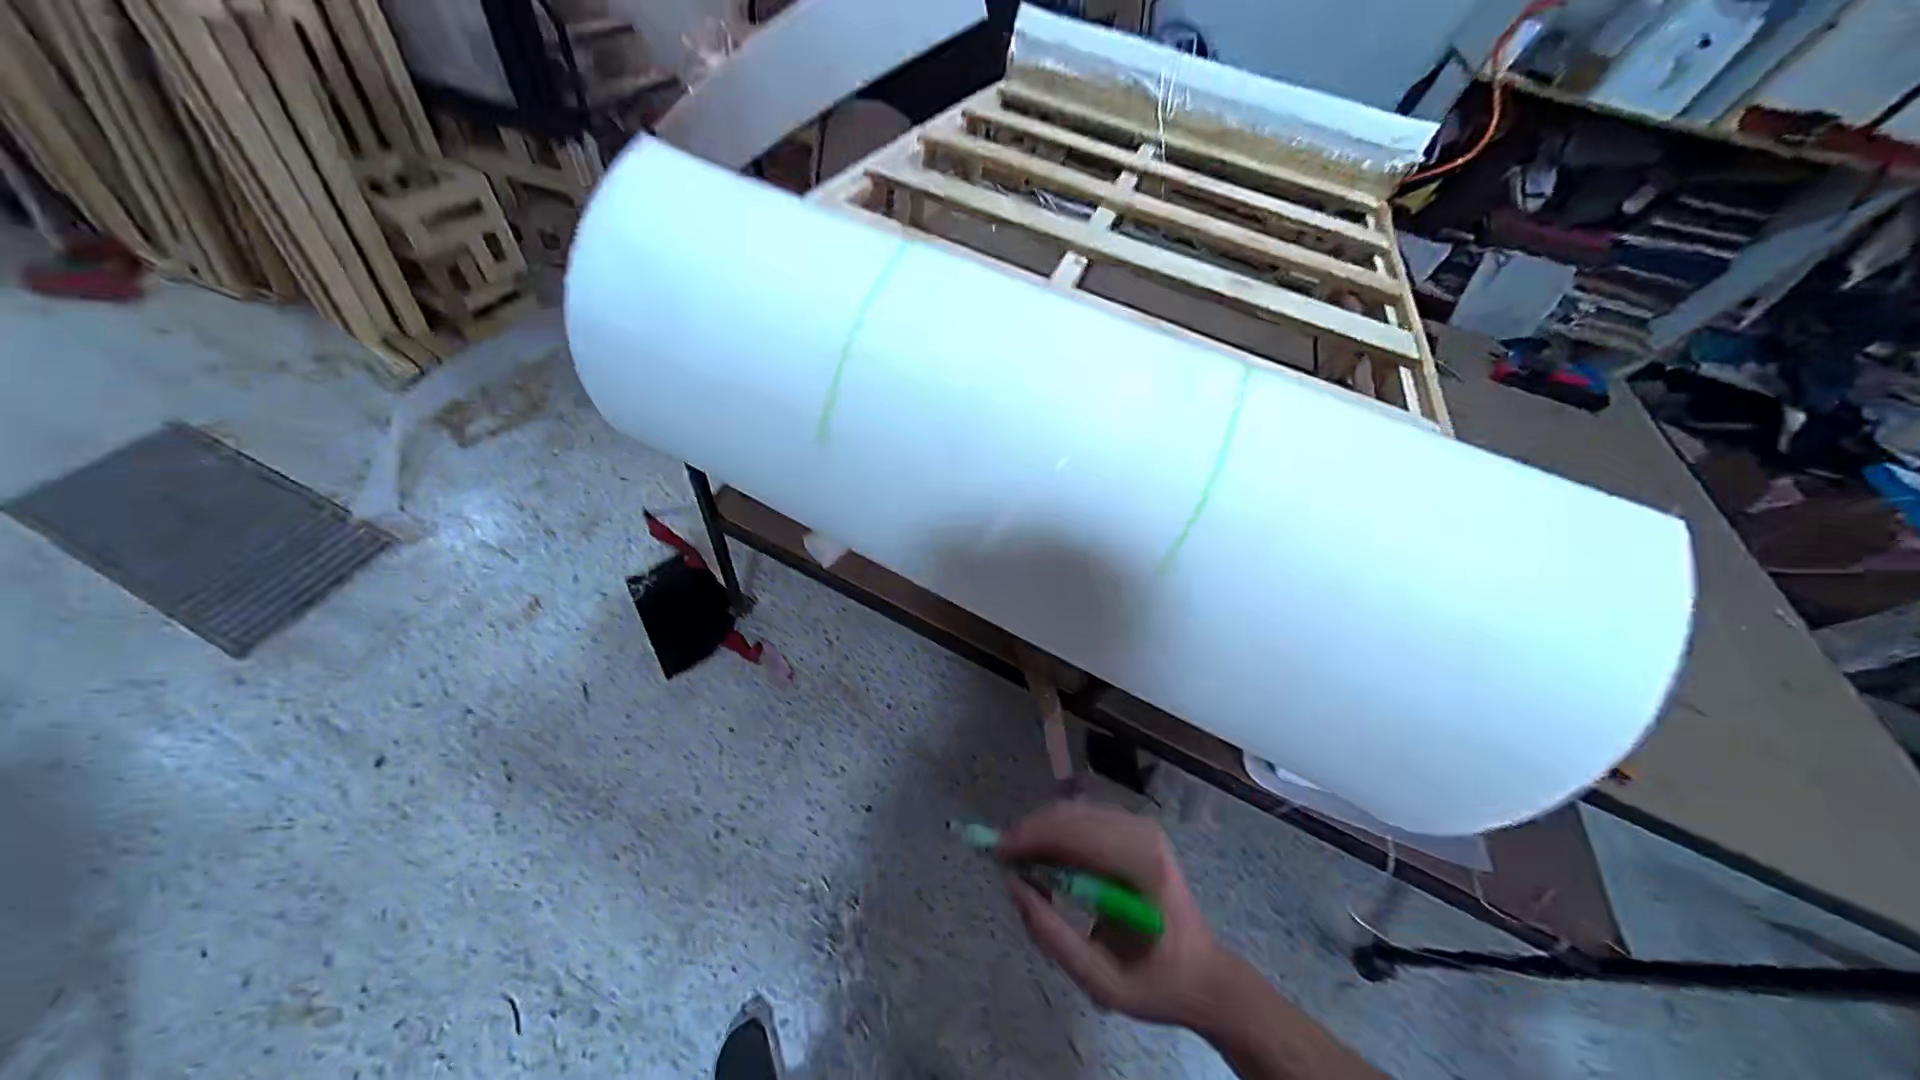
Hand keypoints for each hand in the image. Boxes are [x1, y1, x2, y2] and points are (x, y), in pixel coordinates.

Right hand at [996, 800, 1228, 1028]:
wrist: (1206, 976)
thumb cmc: (1157, 983)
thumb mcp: (1102, 981)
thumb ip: (1054, 937)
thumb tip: (1014, 888)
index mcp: (1145, 869)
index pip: (1079, 836)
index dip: (1034, 838)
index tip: (998, 855)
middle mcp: (1145, 836)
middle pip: (1074, 815)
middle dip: (1032, 832)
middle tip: (1001, 858)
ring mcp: (1143, 828)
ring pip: (1076, 811)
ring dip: (1042, 830)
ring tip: (1020, 861)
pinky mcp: (1137, 830)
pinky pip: (1086, 818)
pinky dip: (1059, 832)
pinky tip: (1047, 859)